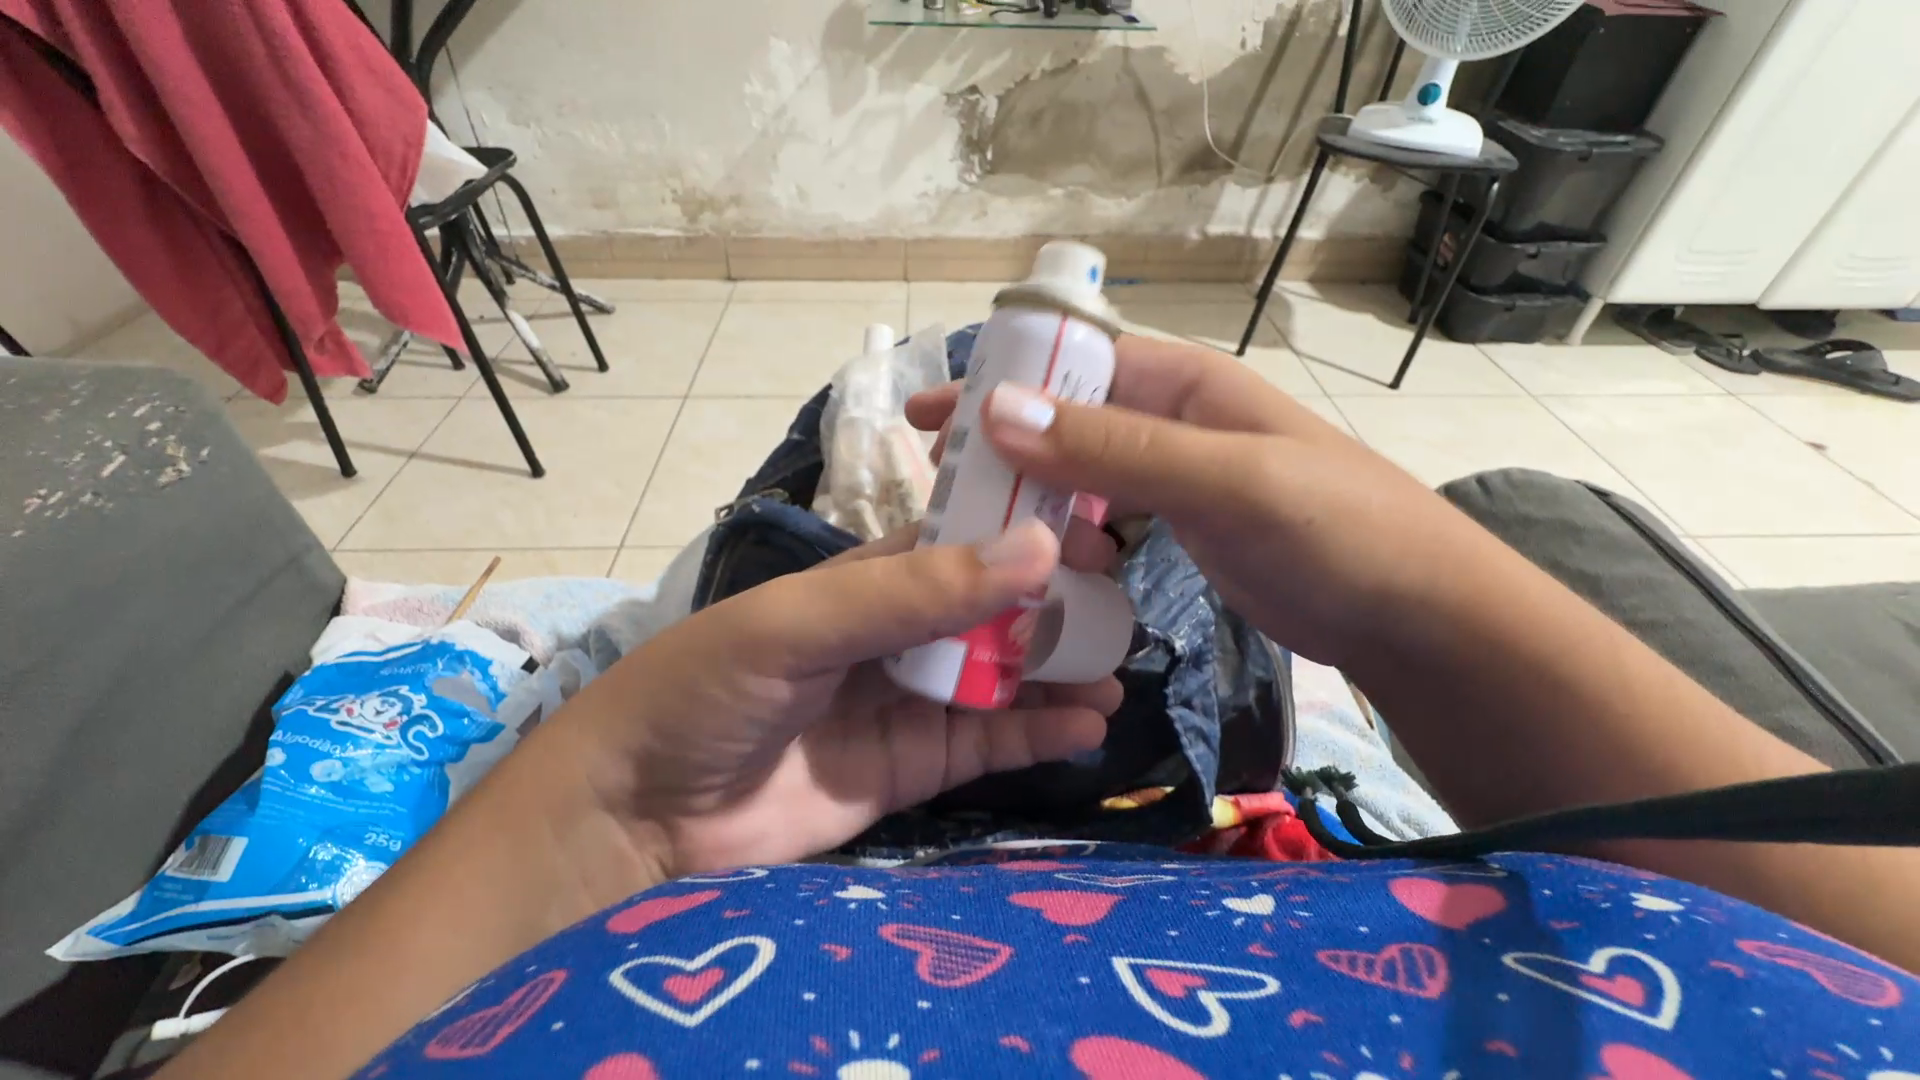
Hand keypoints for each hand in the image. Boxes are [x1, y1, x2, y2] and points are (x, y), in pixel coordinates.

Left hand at [552, 521, 1121, 877]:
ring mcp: (909, 703)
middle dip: (1054, 605)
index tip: (1095, 531)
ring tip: (1114, 667)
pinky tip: (1089, 723)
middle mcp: (898, 634)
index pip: (963, 541)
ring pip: (1001, 677)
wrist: (638, 817)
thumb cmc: (706, 689)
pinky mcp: (915, 769)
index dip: (1026, 532)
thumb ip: (914, 590)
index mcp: (869, 579)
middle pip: (994, 610)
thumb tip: (1038, 547)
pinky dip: (1038, 732)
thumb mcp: (801, 622)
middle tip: (1118, 607)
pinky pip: (989, 742)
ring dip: (1056, 671)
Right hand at [907, 333, 1507, 667]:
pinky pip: (1105, 521)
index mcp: (1183, 384)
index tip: (927, 423)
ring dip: (1033, 503)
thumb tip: (998, 411)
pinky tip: (1049, 573)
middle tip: (940, 497)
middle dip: (1002, 452)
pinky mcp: (1181, 530)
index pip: (1069, 364)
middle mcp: (1171, 420)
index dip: (995, 384)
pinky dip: (1070, 541)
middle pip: (1064, 421)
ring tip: (988, 543)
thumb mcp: (1227, 482)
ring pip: (1079, 476)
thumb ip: (1117, 449)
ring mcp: (1176, 478)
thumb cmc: (1338, 532)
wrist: (1418, 617)